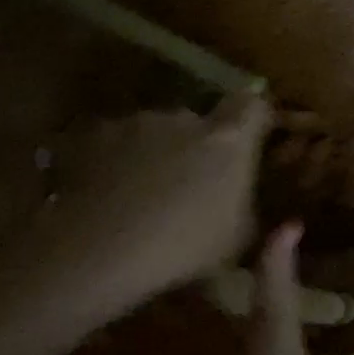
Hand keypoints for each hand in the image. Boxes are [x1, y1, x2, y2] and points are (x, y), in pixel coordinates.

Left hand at [44, 92, 272, 313]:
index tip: (253, 136)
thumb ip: (250, 208)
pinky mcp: (93, 135)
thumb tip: (259, 203)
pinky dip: (113, 161)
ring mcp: (136, 123)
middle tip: (189, 181)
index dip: (254, 116)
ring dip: (153, 152)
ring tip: (139, 193)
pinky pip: (111, 143)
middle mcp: (185, 118)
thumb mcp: (238, 240)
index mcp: (229, 139)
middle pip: (198, 121)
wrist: (100, 249)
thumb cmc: (183, 247)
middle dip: (196, 143)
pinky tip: (104, 193)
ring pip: (153, 131)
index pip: (254, 105)